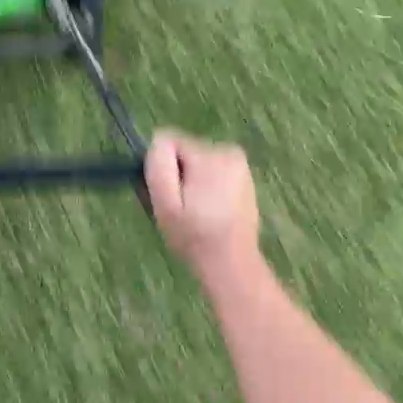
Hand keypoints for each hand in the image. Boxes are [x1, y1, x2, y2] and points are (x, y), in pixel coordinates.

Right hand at [146, 130, 260, 274]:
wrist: (231, 261)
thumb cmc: (193, 235)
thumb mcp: (164, 203)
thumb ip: (158, 166)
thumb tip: (157, 141)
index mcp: (208, 156)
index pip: (167, 142)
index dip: (162, 168)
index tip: (168, 194)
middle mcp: (228, 151)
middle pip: (183, 151)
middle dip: (177, 174)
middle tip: (180, 206)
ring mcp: (240, 164)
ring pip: (197, 160)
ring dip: (191, 180)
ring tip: (195, 211)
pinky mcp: (245, 176)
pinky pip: (212, 170)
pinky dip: (207, 185)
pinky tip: (210, 210)